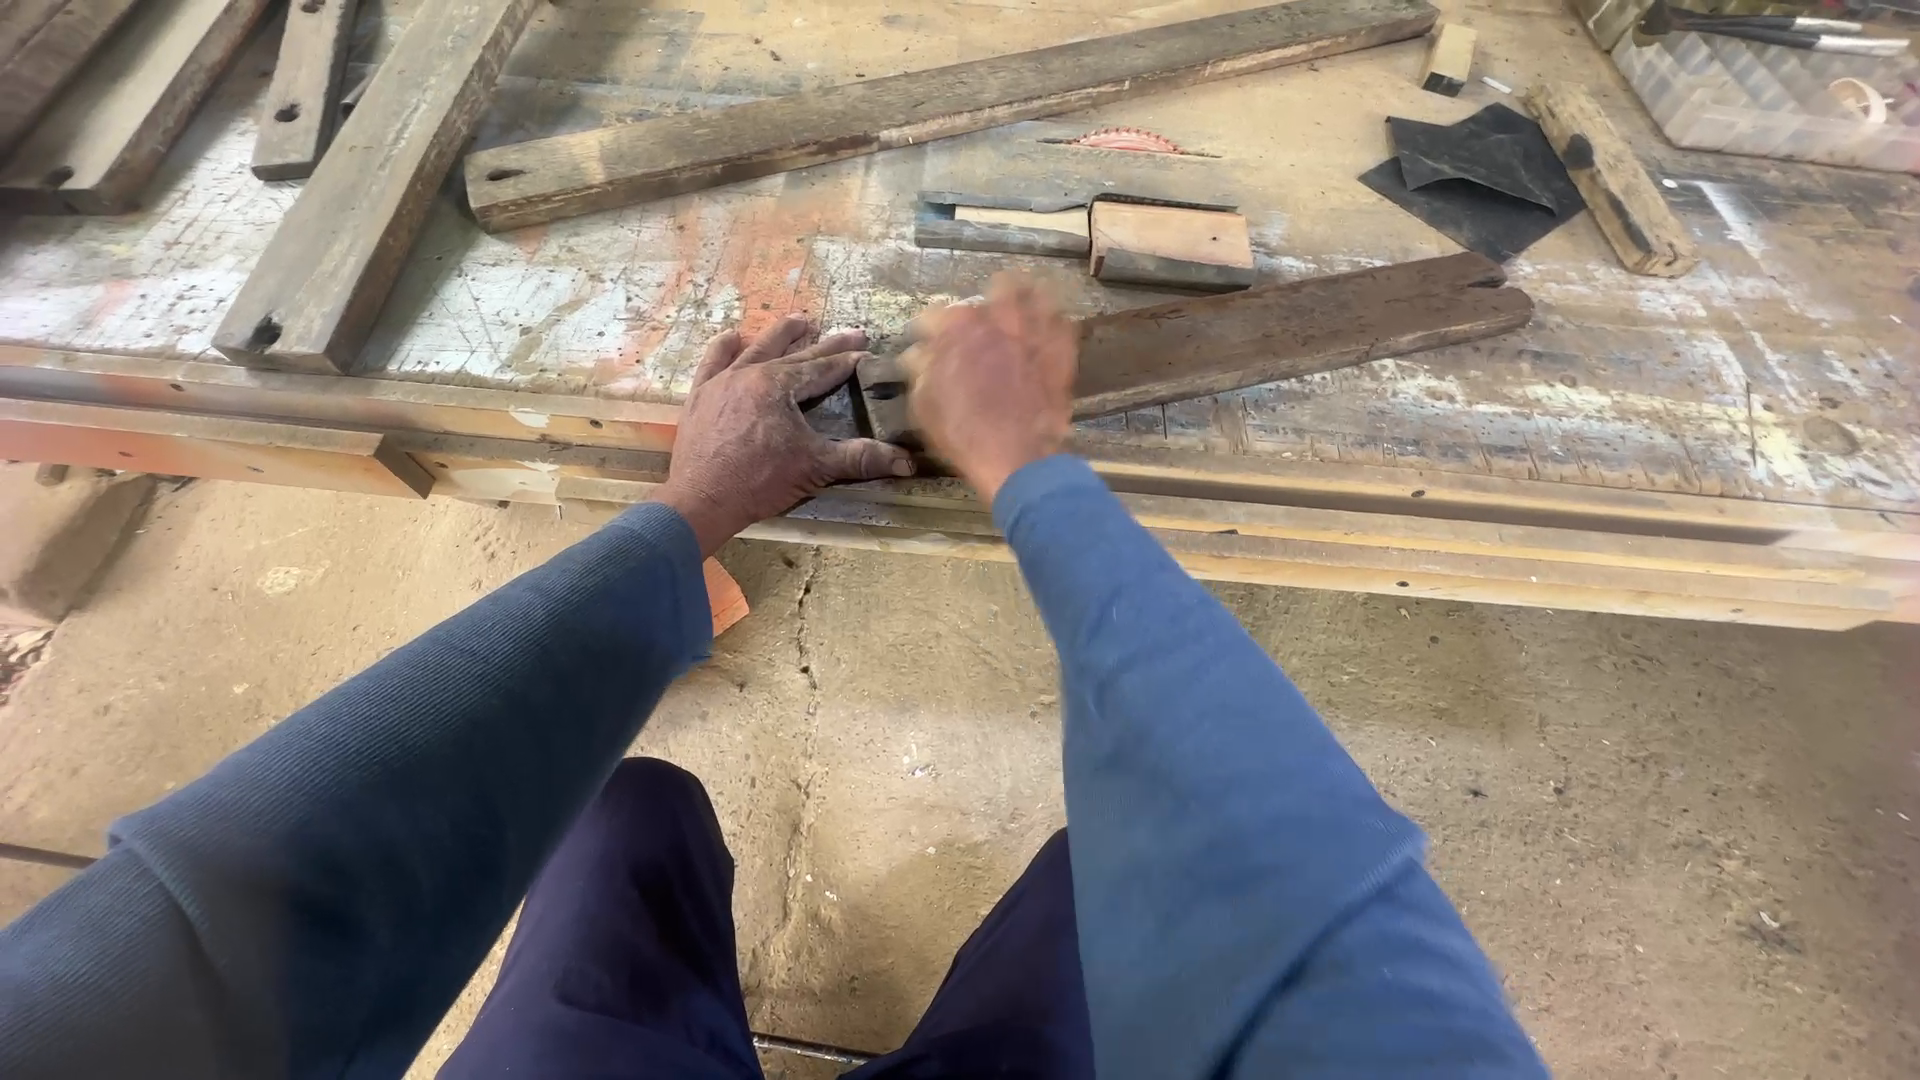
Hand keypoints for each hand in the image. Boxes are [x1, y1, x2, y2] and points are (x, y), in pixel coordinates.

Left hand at [653, 317, 914, 554]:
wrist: (702, 499)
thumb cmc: (761, 481)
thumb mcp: (816, 467)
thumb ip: (861, 459)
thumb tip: (907, 462)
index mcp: (779, 385)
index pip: (823, 368)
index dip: (848, 360)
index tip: (867, 349)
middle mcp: (750, 374)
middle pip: (794, 354)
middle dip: (825, 343)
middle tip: (850, 332)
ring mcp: (721, 383)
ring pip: (755, 349)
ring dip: (781, 335)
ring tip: (800, 321)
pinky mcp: (700, 398)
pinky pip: (712, 363)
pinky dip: (724, 349)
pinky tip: (733, 337)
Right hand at [904, 275, 1078, 502]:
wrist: (1017, 457)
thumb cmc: (963, 434)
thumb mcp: (925, 405)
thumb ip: (920, 370)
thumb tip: (918, 354)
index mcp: (956, 329)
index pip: (935, 314)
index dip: (928, 329)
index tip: (926, 340)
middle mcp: (996, 319)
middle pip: (990, 291)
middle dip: (983, 303)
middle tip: (981, 320)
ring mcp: (1032, 331)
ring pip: (1031, 293)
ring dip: (1023, 296)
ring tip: (1019, 306)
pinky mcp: (1060, 350)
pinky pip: (1060, 321)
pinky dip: (1052, 320)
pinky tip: (1048, 326)